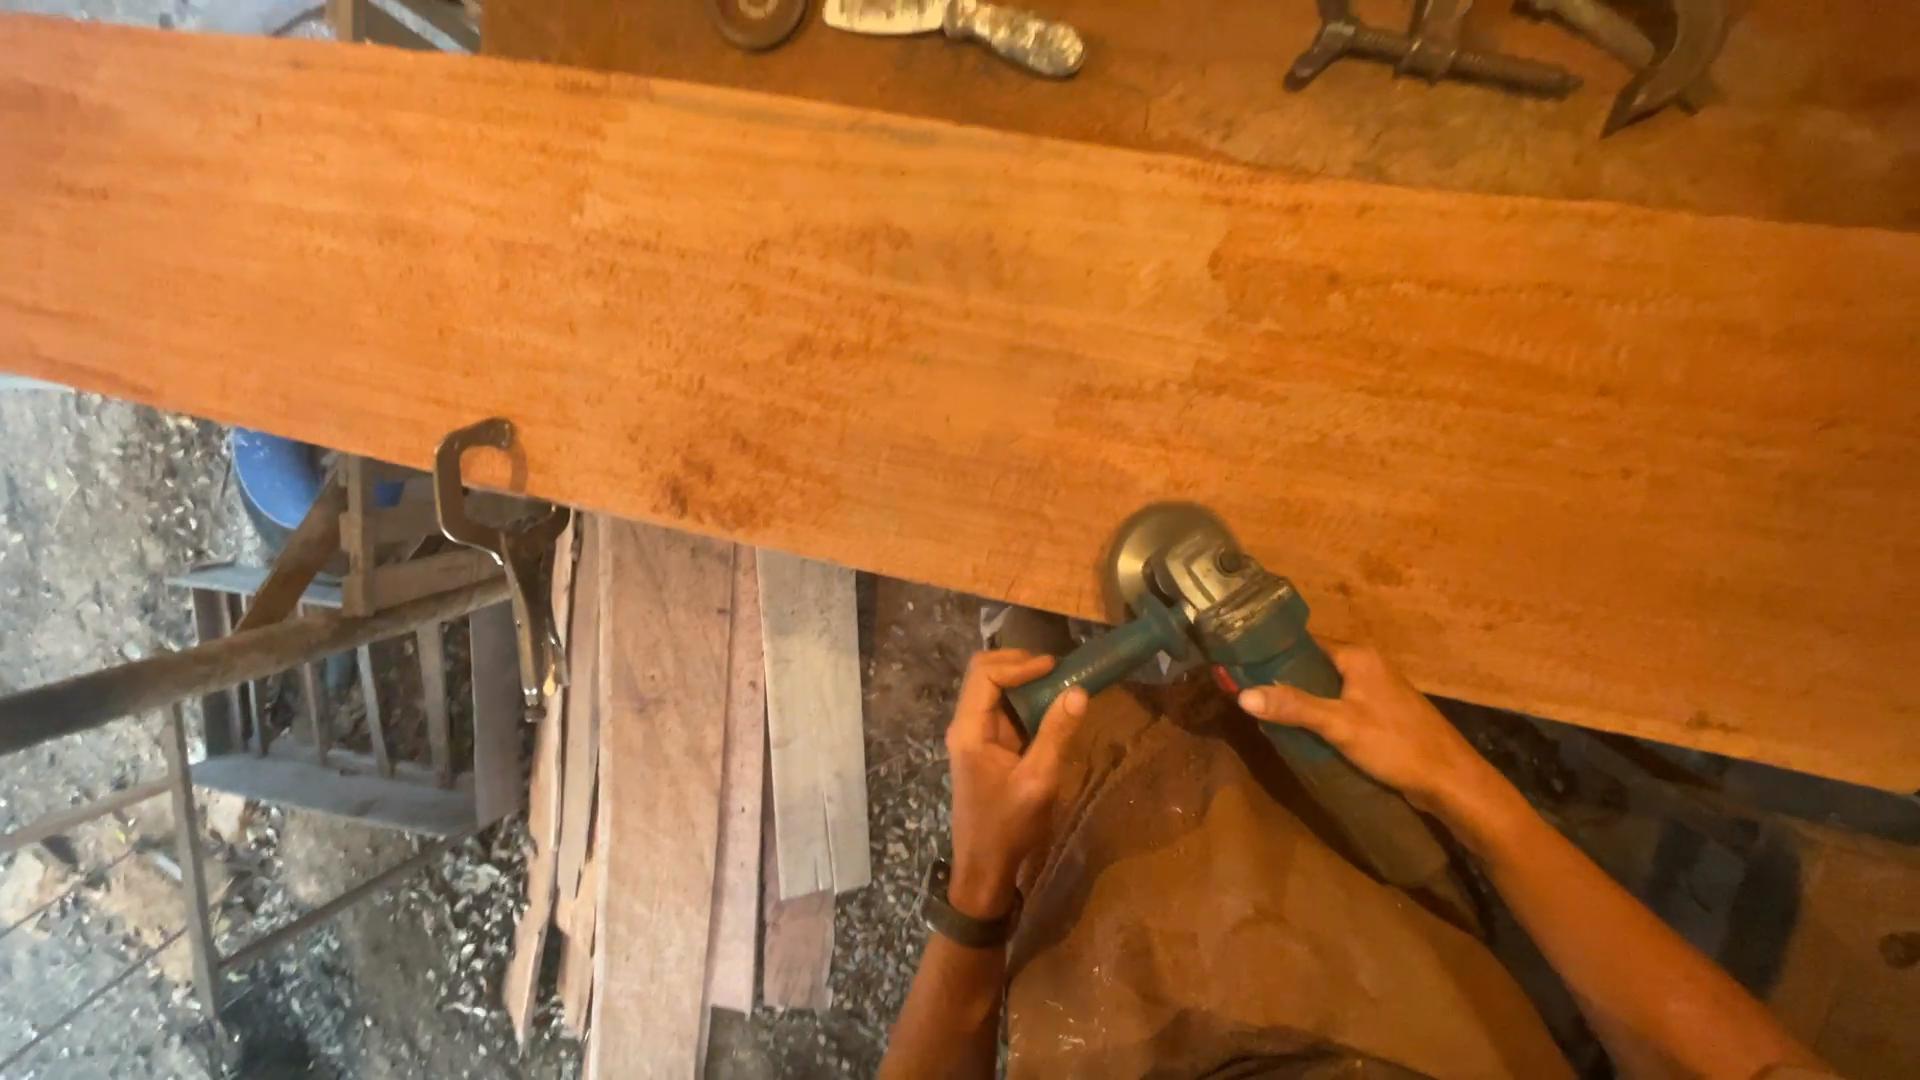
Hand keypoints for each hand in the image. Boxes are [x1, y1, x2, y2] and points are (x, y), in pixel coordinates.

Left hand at [943, 650, 1088, 919]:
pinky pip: (1002, 708)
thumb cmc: (1007, 827)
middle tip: (1056, 670)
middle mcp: (965, 724)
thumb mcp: (1038, 781)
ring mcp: (974, 734)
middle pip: (983, 673)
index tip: (1054, 667)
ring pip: (992, 688)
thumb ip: (1056, 734)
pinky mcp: (986, 745)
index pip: (985, 674)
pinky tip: (1049, 704)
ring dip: (1022, 679)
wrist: (984, 867)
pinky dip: (1024, 699)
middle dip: (1019, 664)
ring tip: (1057, 681)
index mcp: (969, 729)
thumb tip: (1079, 691)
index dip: (1019, 664)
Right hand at [1235, 641, 1502, 822]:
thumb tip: (1241, 694)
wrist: (1453, 783)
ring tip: (1268, 712)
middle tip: (1249, 694)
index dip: (1272, 654)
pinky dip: (1320, 714)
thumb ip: (1292, 707)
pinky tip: (1303, 730)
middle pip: (1312, 665)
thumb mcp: (1339, 725)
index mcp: (1357, 656)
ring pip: (1326, 687)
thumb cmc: (1397, 745)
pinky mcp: (1381, 714)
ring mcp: (1376, 690)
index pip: (1303, 643)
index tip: (1241, 666)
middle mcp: (1367, 665)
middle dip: (1283, 680)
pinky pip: (1340, 705)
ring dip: (1301, 699)